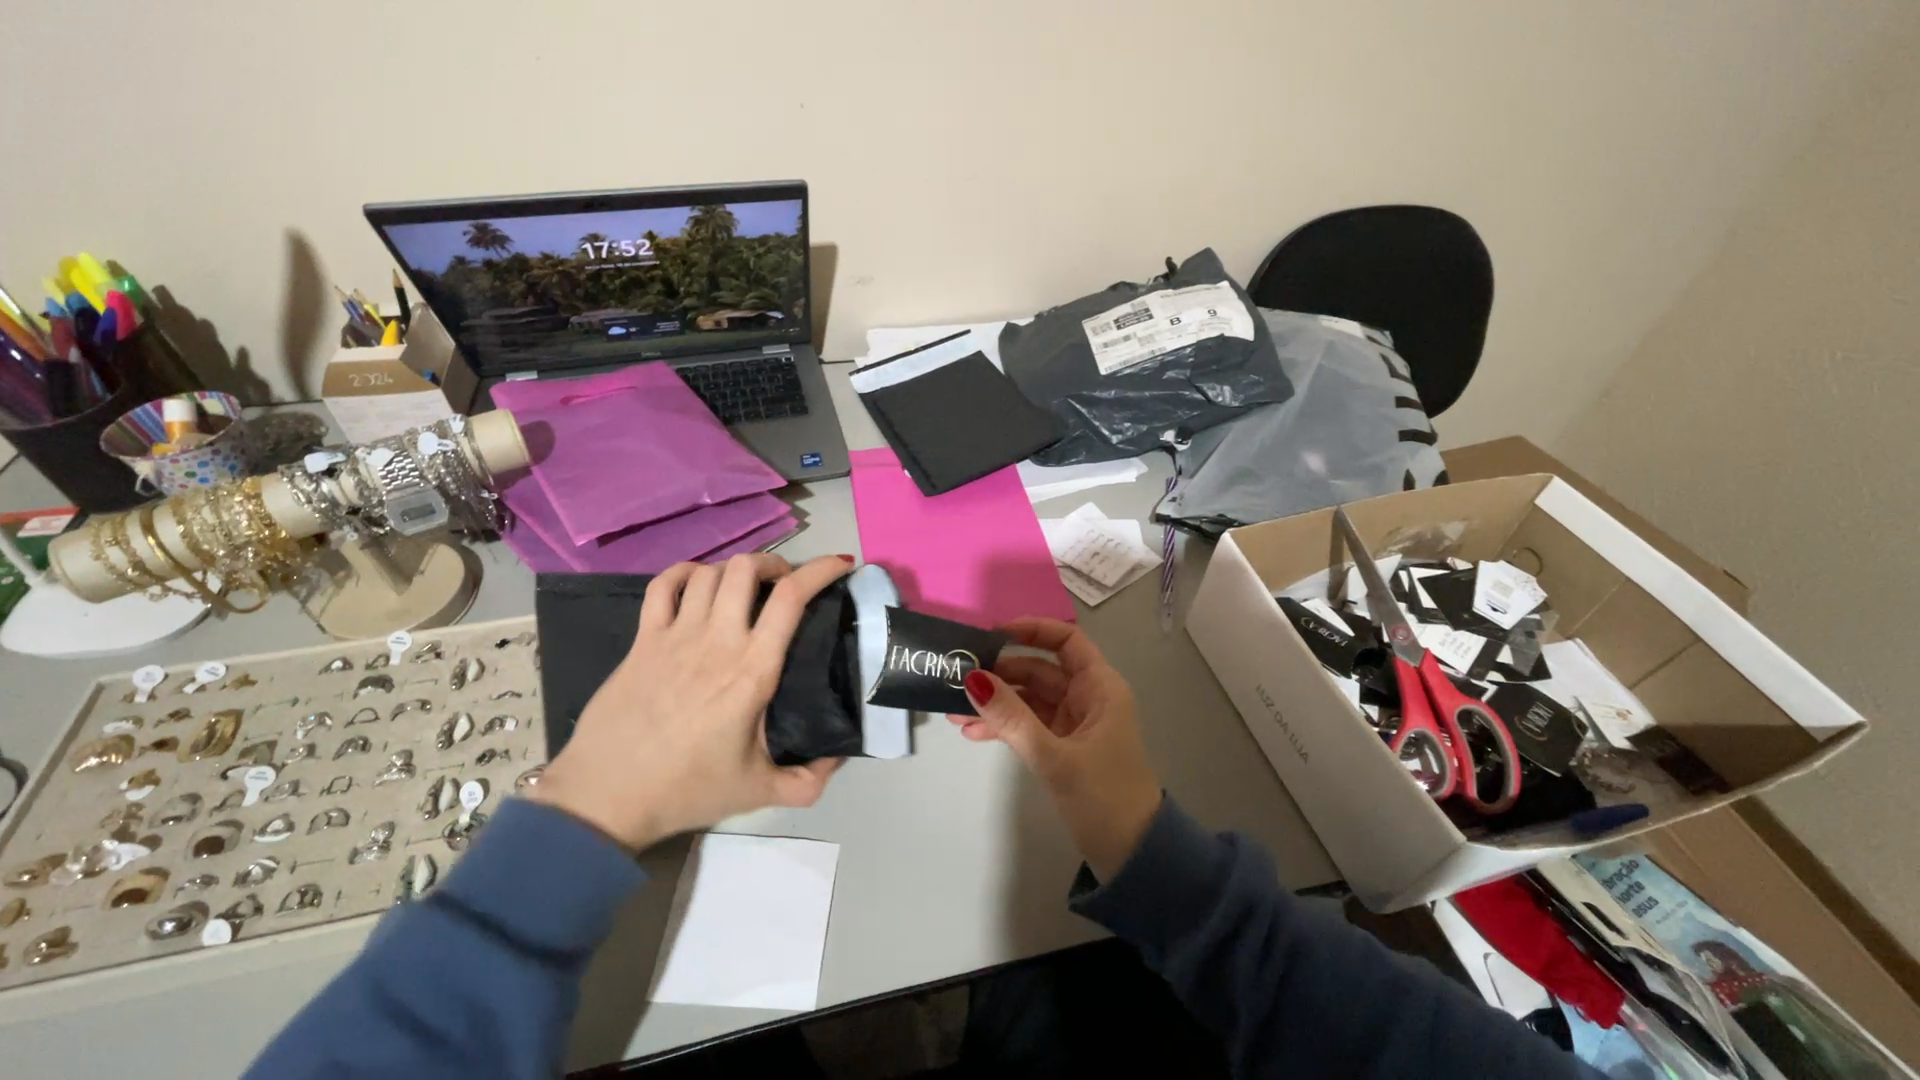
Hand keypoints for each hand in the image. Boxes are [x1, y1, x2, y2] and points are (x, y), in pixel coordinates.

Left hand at [530, 553, 853, 851]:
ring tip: (747, 588)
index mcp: (752, 670)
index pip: (791, 598)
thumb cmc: (687, 789)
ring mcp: (675, 635)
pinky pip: (662, 586)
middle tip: (786, 585)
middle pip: (747, 569)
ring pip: (709, 572)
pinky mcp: (642, 640)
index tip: (840, 565)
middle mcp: (716, 640)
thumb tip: (839, 760)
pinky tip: (697, 584)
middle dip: (775, 564)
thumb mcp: (759, 792)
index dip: (821, 570)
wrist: (607, 797)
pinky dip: (685, 573)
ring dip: (735, 570)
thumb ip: (808, 781)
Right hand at [950, 617, 1162, 880]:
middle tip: (959, 677)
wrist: (1131, 855)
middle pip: (1040, 670)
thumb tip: (973, 679)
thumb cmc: (1103, 796)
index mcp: (1100, 688)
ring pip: (1029, 699)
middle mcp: (1087, 699)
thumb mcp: (1054, 756)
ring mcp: (1073, 724)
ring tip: (954, 709)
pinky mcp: (1061, 748)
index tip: (993, 635)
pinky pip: (1027, 725)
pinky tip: (972, 733)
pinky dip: (1003, 726)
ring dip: (995, 703)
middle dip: (1000, 672)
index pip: (1066, 641)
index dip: (1032, 631)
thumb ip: (1012, 717)